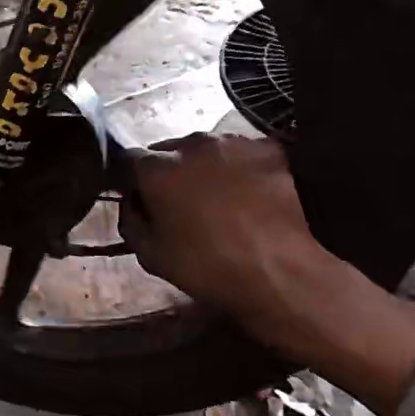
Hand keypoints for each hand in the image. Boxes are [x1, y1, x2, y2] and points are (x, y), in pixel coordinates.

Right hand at [128, 134, 342, 351]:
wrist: (284, 273)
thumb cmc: (210, 269)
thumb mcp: (152, 257)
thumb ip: (130, 220)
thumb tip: (132, 201)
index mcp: (157, 168)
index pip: (130, 160)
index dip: (134, 180)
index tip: (143, 200)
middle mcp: (191, 143)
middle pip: (170, 151)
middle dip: (171, 172)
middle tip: (184, 204)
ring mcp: (233, 142)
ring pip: (208, 150)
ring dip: (206, 168)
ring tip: (223, 201)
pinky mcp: (268, 148)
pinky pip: (243, 154)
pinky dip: (242, 169)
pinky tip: (253, 196)